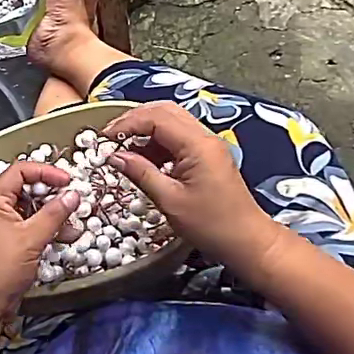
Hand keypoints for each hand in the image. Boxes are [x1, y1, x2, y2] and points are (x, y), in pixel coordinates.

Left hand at [0, 162, 78, 323]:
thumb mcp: (31, 238)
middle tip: (73, 201)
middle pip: (28, 189)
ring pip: (33, 209)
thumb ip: (54, 214)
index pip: (19, 171)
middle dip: (52, 194)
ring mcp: (4, 227)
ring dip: (54, 214)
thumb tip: (73, 194)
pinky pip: (32, 226)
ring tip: (73, 223)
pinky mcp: (12, 243)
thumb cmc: (0, 270)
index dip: (45, 171)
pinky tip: (66, 235)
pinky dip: (49, 228)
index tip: (67, 180)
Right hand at [102, 102, 280, 266]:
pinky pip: (178, 138)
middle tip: (111, 137)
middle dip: (135, 120)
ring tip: (123, 148)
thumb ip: (141, 173)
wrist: (248, 242)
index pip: (156, 118)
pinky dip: (157, 142)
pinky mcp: (207, 156)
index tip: (105, 137)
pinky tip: (142, 158)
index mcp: (197, 145)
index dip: (127, 123)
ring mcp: (207, 145)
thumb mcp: (169, 201)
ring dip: (145, 130)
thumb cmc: (212, 225)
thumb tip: (114, 156)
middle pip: (164, 111)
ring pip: (171, 122)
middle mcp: (204, 138)